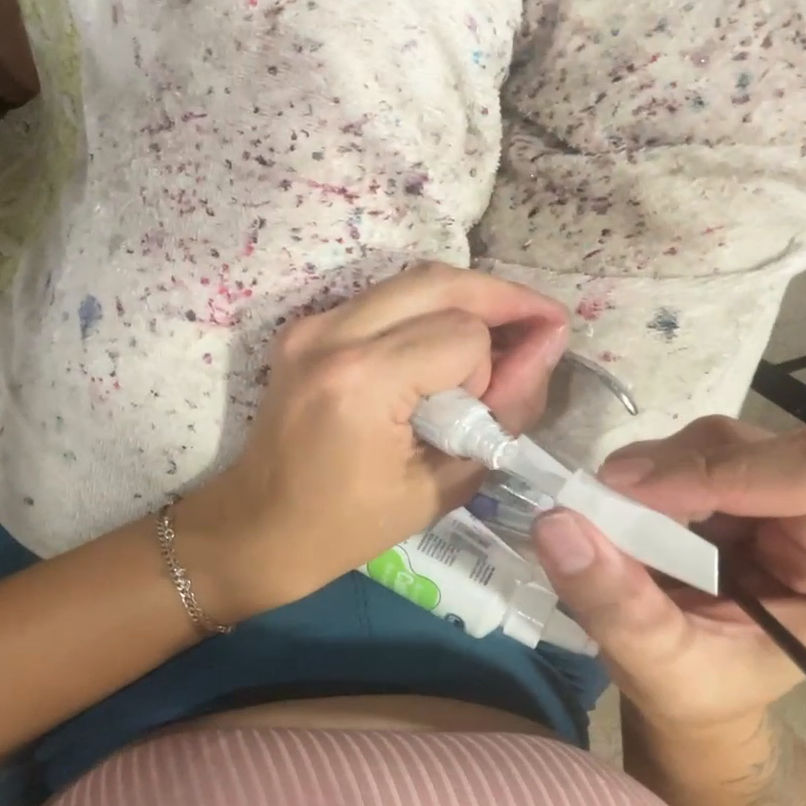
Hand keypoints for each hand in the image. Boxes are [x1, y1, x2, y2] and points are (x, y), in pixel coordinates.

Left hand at [180, 263, 569, 623]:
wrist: (258, 526)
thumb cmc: (348, 525)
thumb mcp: (442, 484)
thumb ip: (504, 412)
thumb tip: (547, 344)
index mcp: (362, 381)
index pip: (462, 333)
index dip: (491, 366)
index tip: (485, 408)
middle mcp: (330, 335)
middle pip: (440, 280)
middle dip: (499, 300)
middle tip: (538, 328)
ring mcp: (309, 325)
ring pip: (411, 279)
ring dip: (463, 300)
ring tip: (499, 336)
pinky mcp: (301, 328)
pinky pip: (381, 298)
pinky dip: (422, 310)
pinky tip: (442, 343)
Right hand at [529, 416, 805, 731]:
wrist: (692, 690)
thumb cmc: (698, 691)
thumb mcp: (657, 663)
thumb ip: (616, 603)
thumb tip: (556, 523)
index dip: (724, 471)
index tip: (631, 494)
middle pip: (765, 447)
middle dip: (675, 471)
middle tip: (602, 502)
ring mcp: (794, 494)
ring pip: (723, 440)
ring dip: (653, 470)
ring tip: (610, 518)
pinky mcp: (747, 482)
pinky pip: (693, 448)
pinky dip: (645, 472)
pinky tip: (625, 510)